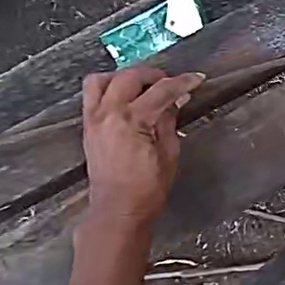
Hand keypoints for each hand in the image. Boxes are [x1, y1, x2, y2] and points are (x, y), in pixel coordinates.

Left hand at [79, 67, 205, 227]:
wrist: (118, 209)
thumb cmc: (148, 187)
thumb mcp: (169, 152)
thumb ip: (168, 120)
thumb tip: (174, 99)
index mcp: (132, 120)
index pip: (161, 91)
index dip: (182, 82)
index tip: (197, 79)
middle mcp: (108, 114)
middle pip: (130, 77)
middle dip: (154, 74)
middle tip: (171, 82)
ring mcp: (93, 118)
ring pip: (103, 79)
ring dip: (125, 76)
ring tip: (143, 85)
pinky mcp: (87, 126)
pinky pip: (92, 94)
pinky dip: (109, 88)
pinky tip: (125, 97)